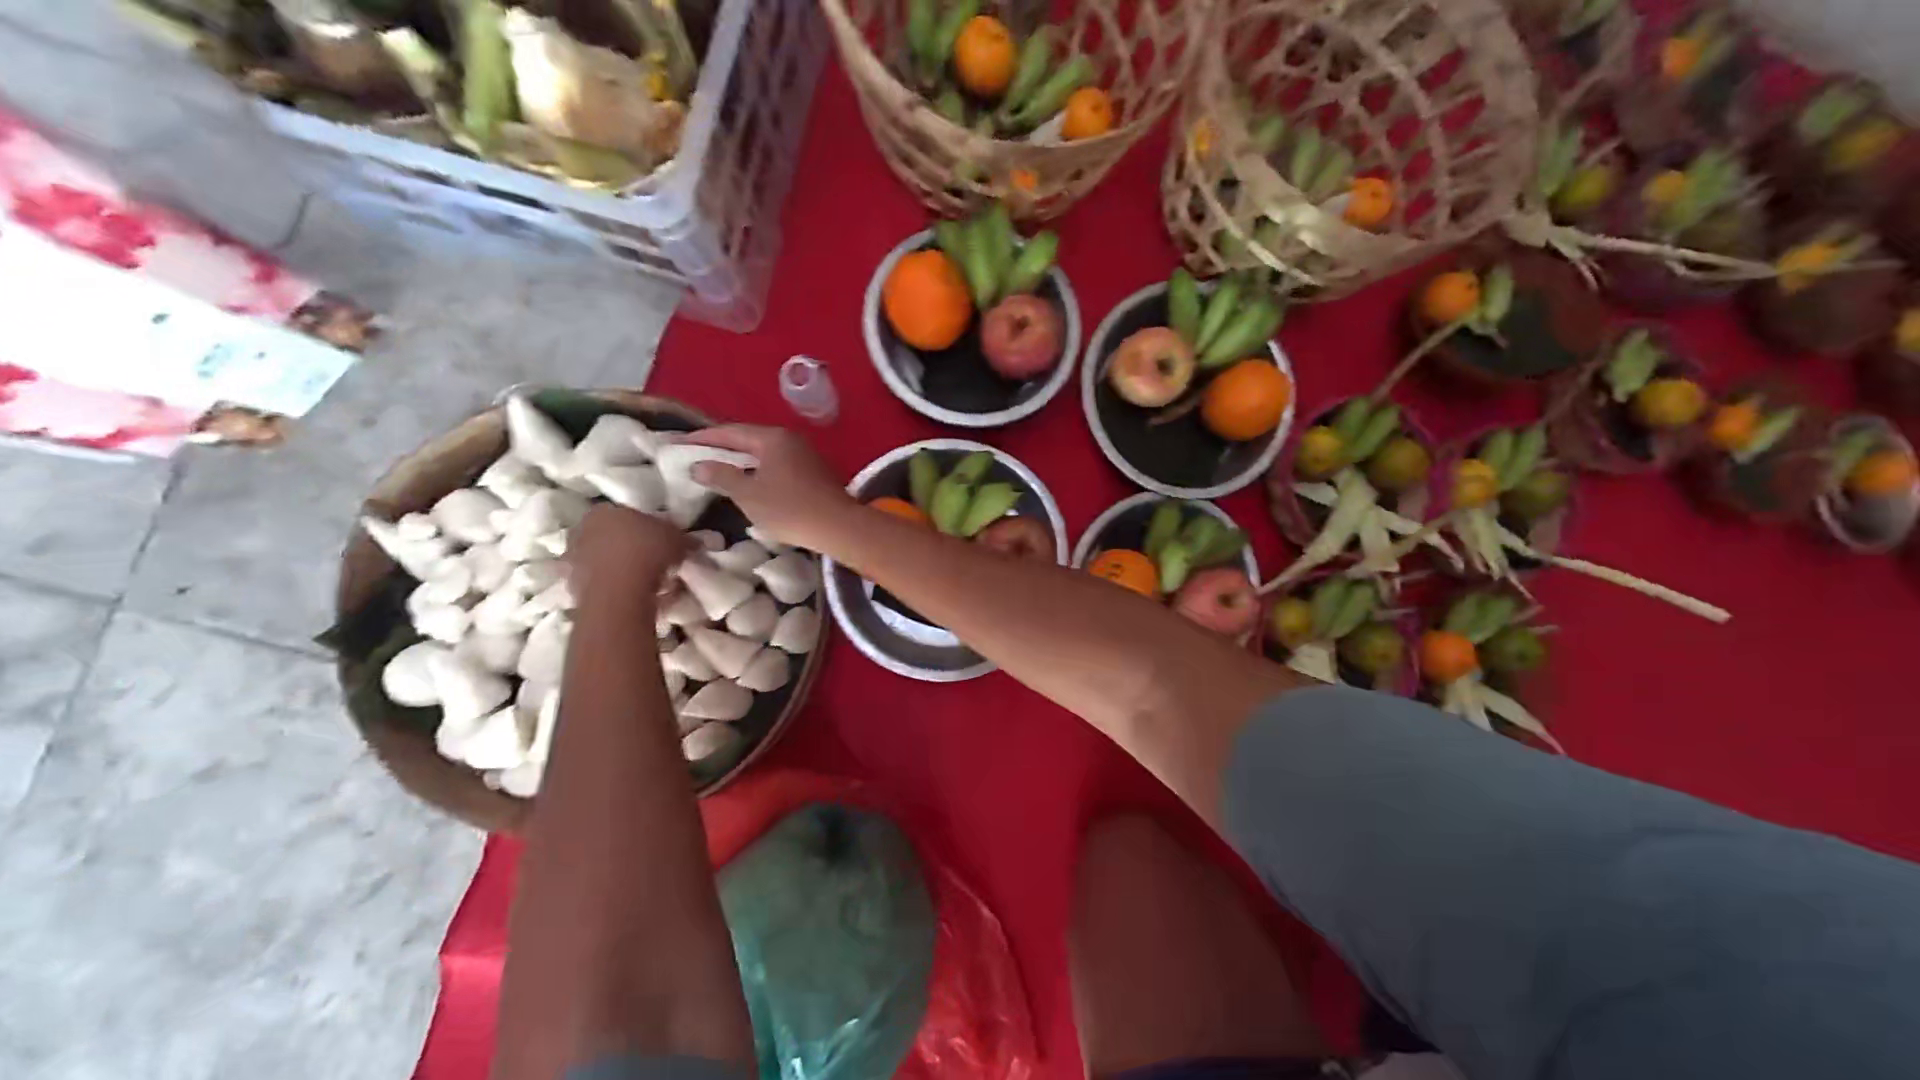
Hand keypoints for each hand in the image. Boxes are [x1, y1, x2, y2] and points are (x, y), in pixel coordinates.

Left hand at [568, 504, 689, 600]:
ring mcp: (572, 560)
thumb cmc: (647, 553)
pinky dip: (613, 587)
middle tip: (652, 558)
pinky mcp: (571, 587)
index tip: (658, 537)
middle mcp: (580, 530)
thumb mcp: (678, 539)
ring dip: (619, 568)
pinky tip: (633, 595)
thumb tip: (697, 540)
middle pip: (609, 536)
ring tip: (645, 581)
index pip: (623, 512)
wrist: (619, 594)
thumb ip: (684, 537)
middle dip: (628, 546)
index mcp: (603, 510)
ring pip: (601, 561)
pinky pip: (599, 583)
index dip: (642, 524)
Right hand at [679, 425, 854, 550]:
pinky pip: (777, 464)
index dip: (702, 438)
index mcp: (772, 438)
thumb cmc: (790, 509)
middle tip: (694, 453)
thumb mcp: (748, 495)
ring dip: (740, 459)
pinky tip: (748, 481)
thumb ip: (722, 477)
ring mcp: (805, 454)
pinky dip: (758, 469)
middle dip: (721, 446)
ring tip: (717, 467)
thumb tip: (699, 465)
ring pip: (764, 452)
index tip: (677, 443)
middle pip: (748, 438)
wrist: (838, 526)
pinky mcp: (813, 472)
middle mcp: (789, 439)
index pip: (730, 432)